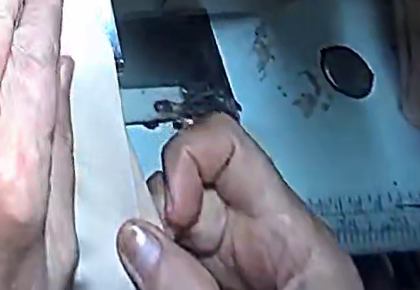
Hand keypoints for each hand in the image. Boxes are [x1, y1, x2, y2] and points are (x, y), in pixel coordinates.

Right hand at [116, 115, 359, 289]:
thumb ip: (201, 288)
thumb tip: (134, 236)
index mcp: (286, 230)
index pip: (223, 145)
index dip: (187, 159)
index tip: (172, 213)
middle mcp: (248, 236)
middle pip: (179, 181)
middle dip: (153, 211)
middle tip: (141, 260)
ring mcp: (220, 264)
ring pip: (157, 220)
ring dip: (140, 243)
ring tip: (142, 279)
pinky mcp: (197, 284)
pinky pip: (156, 259)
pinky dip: (140, 268)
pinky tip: (142, 283)